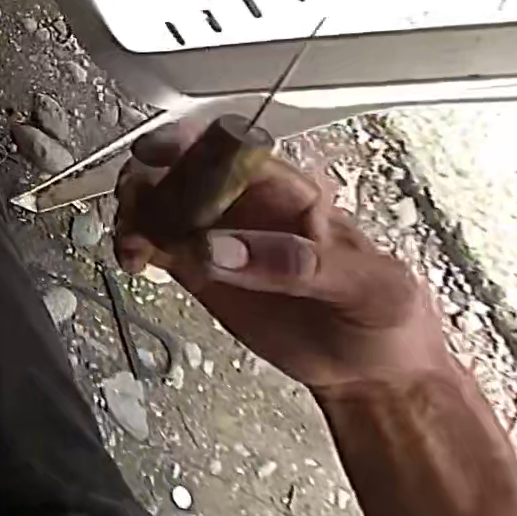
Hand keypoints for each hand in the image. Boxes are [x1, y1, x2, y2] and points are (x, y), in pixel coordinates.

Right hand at [113, 121, 454, 395]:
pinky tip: (134, 261)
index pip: (233, 151)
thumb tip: (219, 247)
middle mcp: (245, 206)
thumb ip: (299, 263)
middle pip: (179, 171)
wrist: (367, 370)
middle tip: (136, 208)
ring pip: (156, 204)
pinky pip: (150, 242)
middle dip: (146, 181)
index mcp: (291, 194)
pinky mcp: (193, 266)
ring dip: (132, 215)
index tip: (156, 155)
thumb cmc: (385, 319)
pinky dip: (131, 245)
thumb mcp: (368, 287)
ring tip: (132, 244)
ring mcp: (214, 235)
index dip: (189, 144)